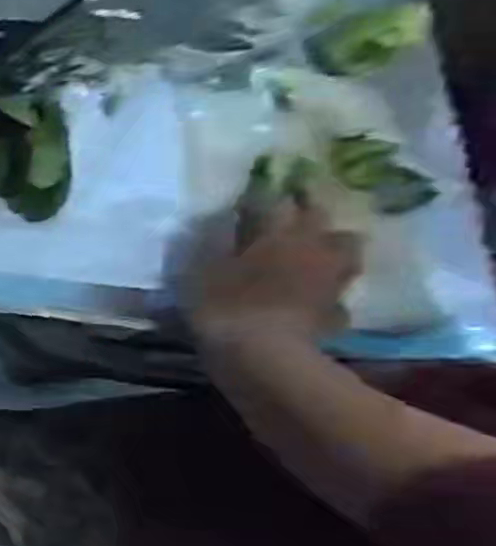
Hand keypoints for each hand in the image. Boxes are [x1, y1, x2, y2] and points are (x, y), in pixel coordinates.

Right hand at [188, 200, 361, 347]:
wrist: (261, 352)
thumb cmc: (223, 302)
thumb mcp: (201, 267)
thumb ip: (215, 240)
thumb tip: (224, 218)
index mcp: (283, 234)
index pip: (279, 201)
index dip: (266, 195)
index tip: (254, 193)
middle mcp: (317, 249)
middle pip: (322, 221)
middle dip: (306, 216)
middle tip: (284, 219)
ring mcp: (333, 280)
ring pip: (345, 251)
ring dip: (328, 248)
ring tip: (305, 254)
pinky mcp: (336, 309)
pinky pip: (335, 290)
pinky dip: (324, 288)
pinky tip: (308, 295)